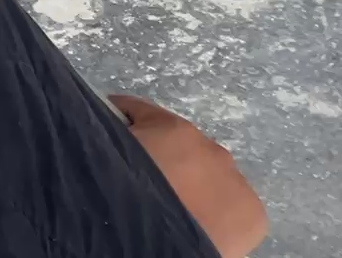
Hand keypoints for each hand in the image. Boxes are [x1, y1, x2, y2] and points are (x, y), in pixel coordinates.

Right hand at [111, 95, 267, 257]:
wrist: (167, 245)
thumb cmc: (127, 191)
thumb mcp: (99, 151)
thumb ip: (102, 131)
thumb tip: (96, 124)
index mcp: (174, 128)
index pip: (135, 108)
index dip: (112, 116)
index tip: (99, 131)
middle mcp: (213, 149)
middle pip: (174, 140)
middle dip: (155, 148)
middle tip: (132, 169)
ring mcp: (238, 183)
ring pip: (202, 168)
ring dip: (184, 174)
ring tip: (161, 193)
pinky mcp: (255, 213)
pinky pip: (224, 195)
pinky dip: (207, 198)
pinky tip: (187, 210)